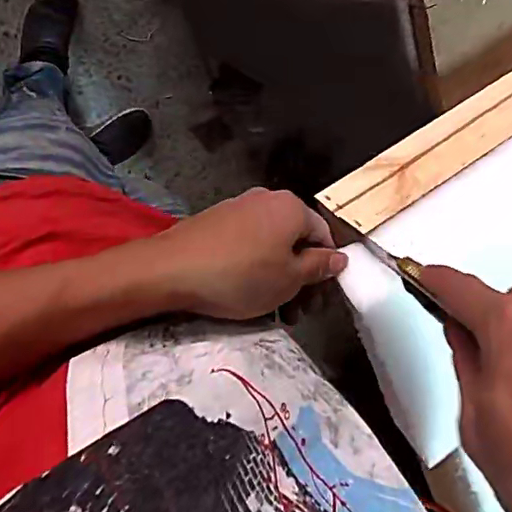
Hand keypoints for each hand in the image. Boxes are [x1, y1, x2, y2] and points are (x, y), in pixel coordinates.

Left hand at [145, 188, 345, 319]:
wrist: (171, 268)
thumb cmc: (239, 275)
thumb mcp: (288, 279)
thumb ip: (318, 267)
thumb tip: (340, 258)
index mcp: (291, 207)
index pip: (324, 236)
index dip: (327, 270)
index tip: (318, 300)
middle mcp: (267, 199)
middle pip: (297, 240)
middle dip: (301, 278)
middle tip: (297, 313)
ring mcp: (239, 207)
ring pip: (271, 244)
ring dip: (278, 276)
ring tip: (271, 310)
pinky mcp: (217, 221)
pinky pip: (248, 243)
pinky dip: (254, 266)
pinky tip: (245, 293)